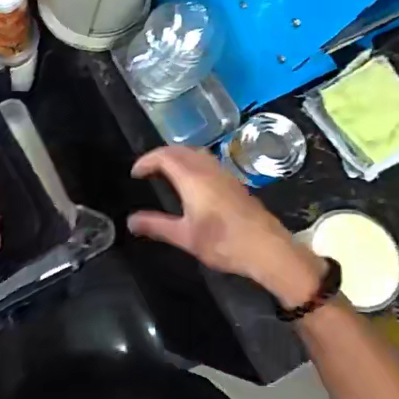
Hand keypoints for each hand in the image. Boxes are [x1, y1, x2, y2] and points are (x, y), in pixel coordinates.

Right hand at [129, 146, 324, 308]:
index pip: (164, 156)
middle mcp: (208, 169)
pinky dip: (192, 162)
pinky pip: (208, 161)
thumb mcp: (185, 237)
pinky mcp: (234, 182)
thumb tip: (131, 221)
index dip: (146, 160)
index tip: (135, 173)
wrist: (267, 248)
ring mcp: (224, 174)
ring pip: (196, 153)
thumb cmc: (223, 242)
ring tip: (166, 172)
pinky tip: (192, 182)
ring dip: (178, 156)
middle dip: (161, 155)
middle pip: (180, 150)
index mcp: (193, 177)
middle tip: (147, 170)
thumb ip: (156, 225)